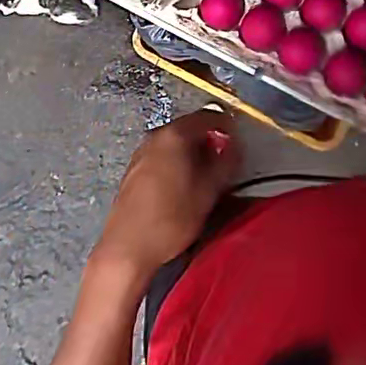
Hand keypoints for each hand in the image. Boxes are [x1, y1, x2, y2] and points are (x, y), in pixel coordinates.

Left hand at [93, 109, 240, 276]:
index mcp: (175, 135)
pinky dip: (177, 162)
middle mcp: (156, 136)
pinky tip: (183, 186)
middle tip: (225, 162)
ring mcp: (142, 151)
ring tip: (206, 178)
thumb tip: (234, 147)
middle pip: (191, 127)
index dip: (228, 127)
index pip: (209, 116)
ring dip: (194, 153)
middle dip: (210, 141)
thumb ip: (225, 162)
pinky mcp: (134, 168)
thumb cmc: (170, 219)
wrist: (127, 247)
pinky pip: (163, 155)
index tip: (238, 143)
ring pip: (176, 142)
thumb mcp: (208, 191)